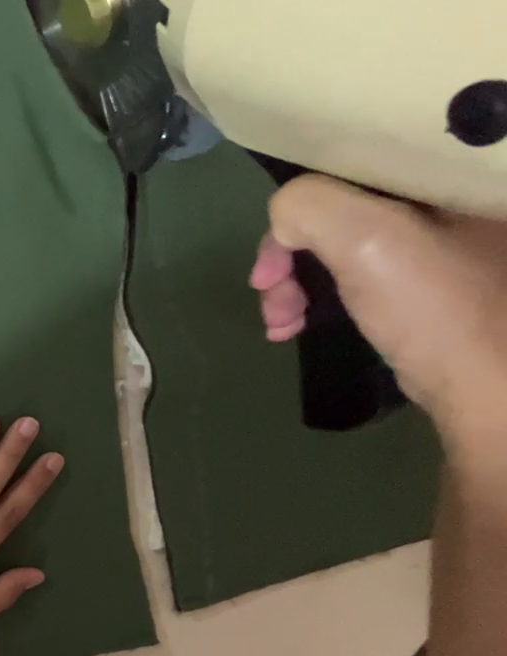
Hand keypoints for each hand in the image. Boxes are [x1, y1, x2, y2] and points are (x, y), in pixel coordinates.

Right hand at [251, 175, 506, 453]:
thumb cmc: (445, 313)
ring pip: (351, 239)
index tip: (277, 259)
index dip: (306, 205)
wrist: (501, 396)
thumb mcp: (369, 243)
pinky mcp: (452, 277)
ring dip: (300, 281)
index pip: (361, 160)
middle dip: (294, 254)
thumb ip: (314, 207)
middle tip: (271, 298)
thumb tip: (283, 218)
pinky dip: (326, 294)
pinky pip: (368, 267)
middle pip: (350, 204)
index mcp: (470, 170)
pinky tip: (304, 324)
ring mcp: (466, 239)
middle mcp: (473, 195)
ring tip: (282, 323)